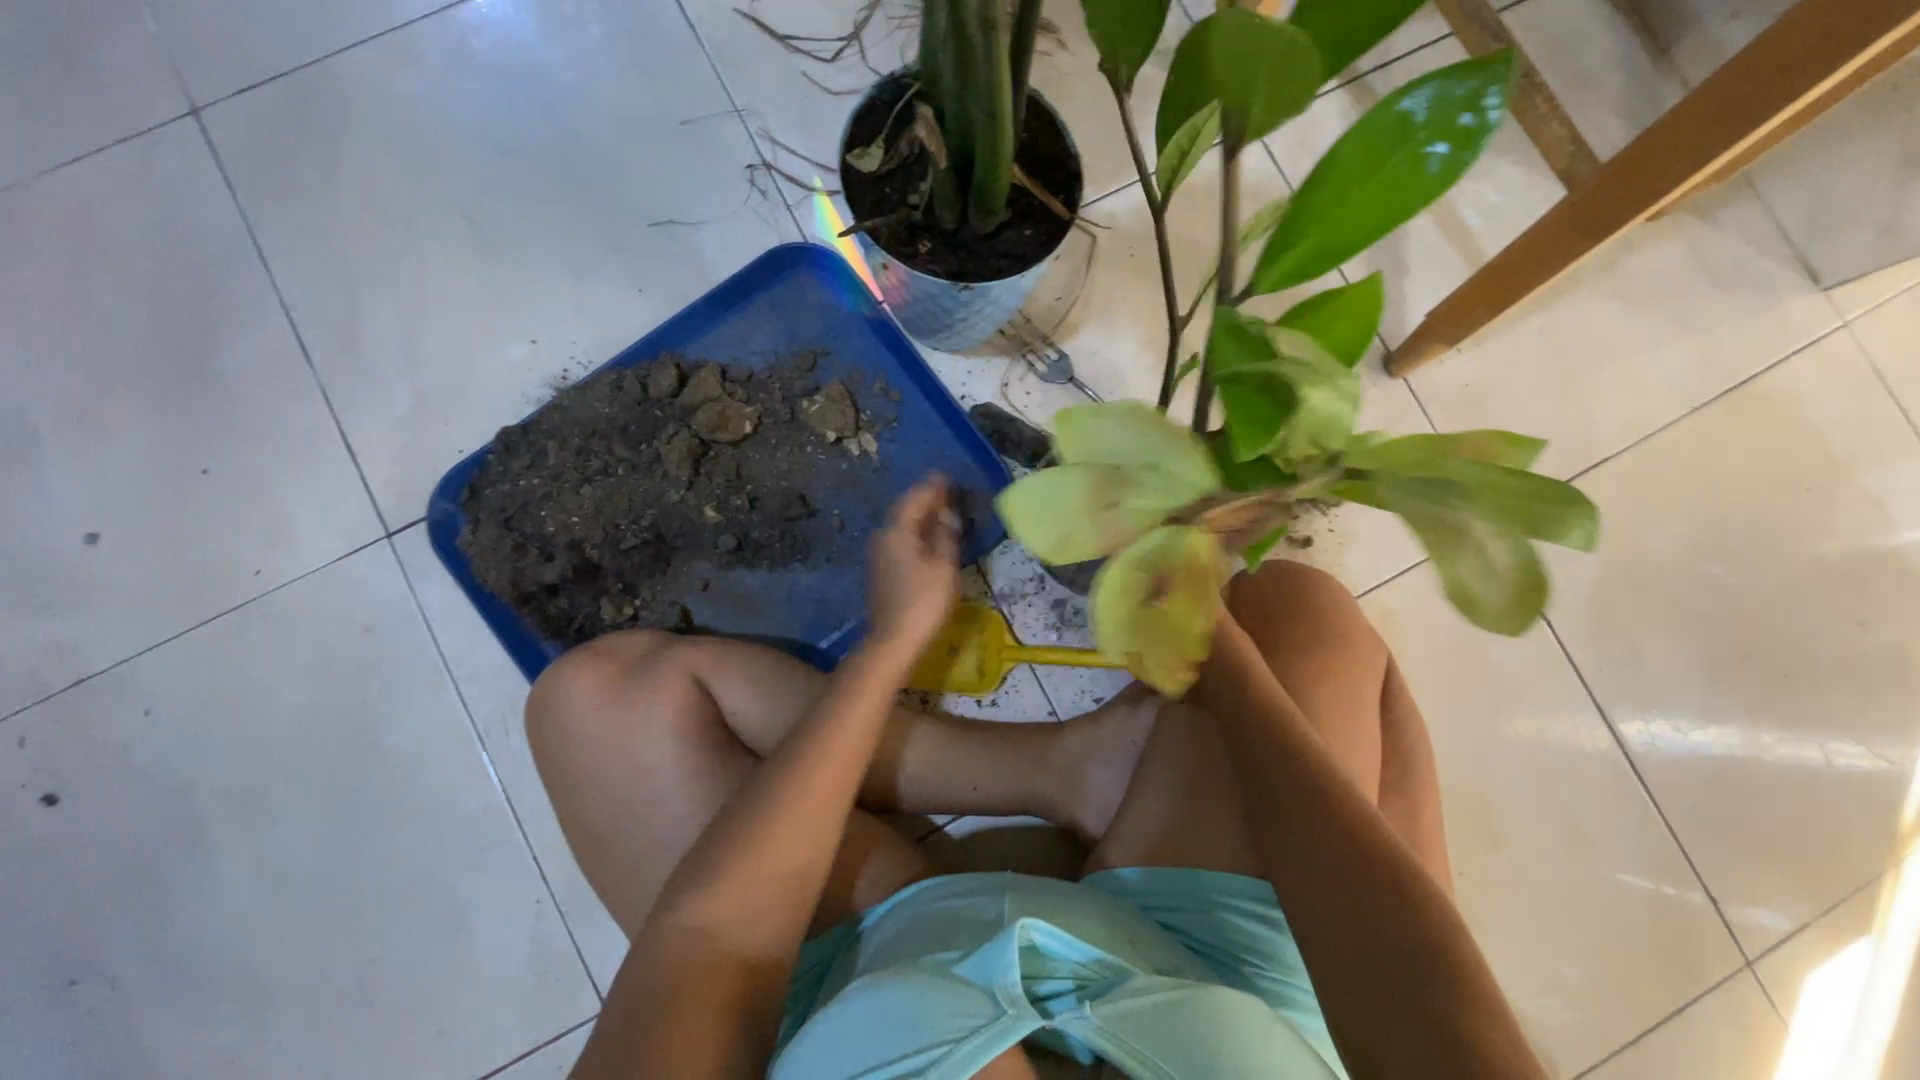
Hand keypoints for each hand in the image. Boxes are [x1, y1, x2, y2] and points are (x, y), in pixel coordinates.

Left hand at [868, 475, 960, 650]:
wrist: (894, 641)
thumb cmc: (924, 601)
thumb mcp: (943, 566)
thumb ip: (945, 535)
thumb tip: (946, 514)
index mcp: (896, 531)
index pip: (915, 498)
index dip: (933, 487)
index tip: (947, 476)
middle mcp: (882, 537)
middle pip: (906, 511)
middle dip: (927, 501)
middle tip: (949, 492)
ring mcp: (878, 556)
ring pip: (902, 528)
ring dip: (922, 519)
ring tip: (943, 513)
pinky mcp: (881, 572)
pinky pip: (901, 543)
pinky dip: (917, 536)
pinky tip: (930, 539)